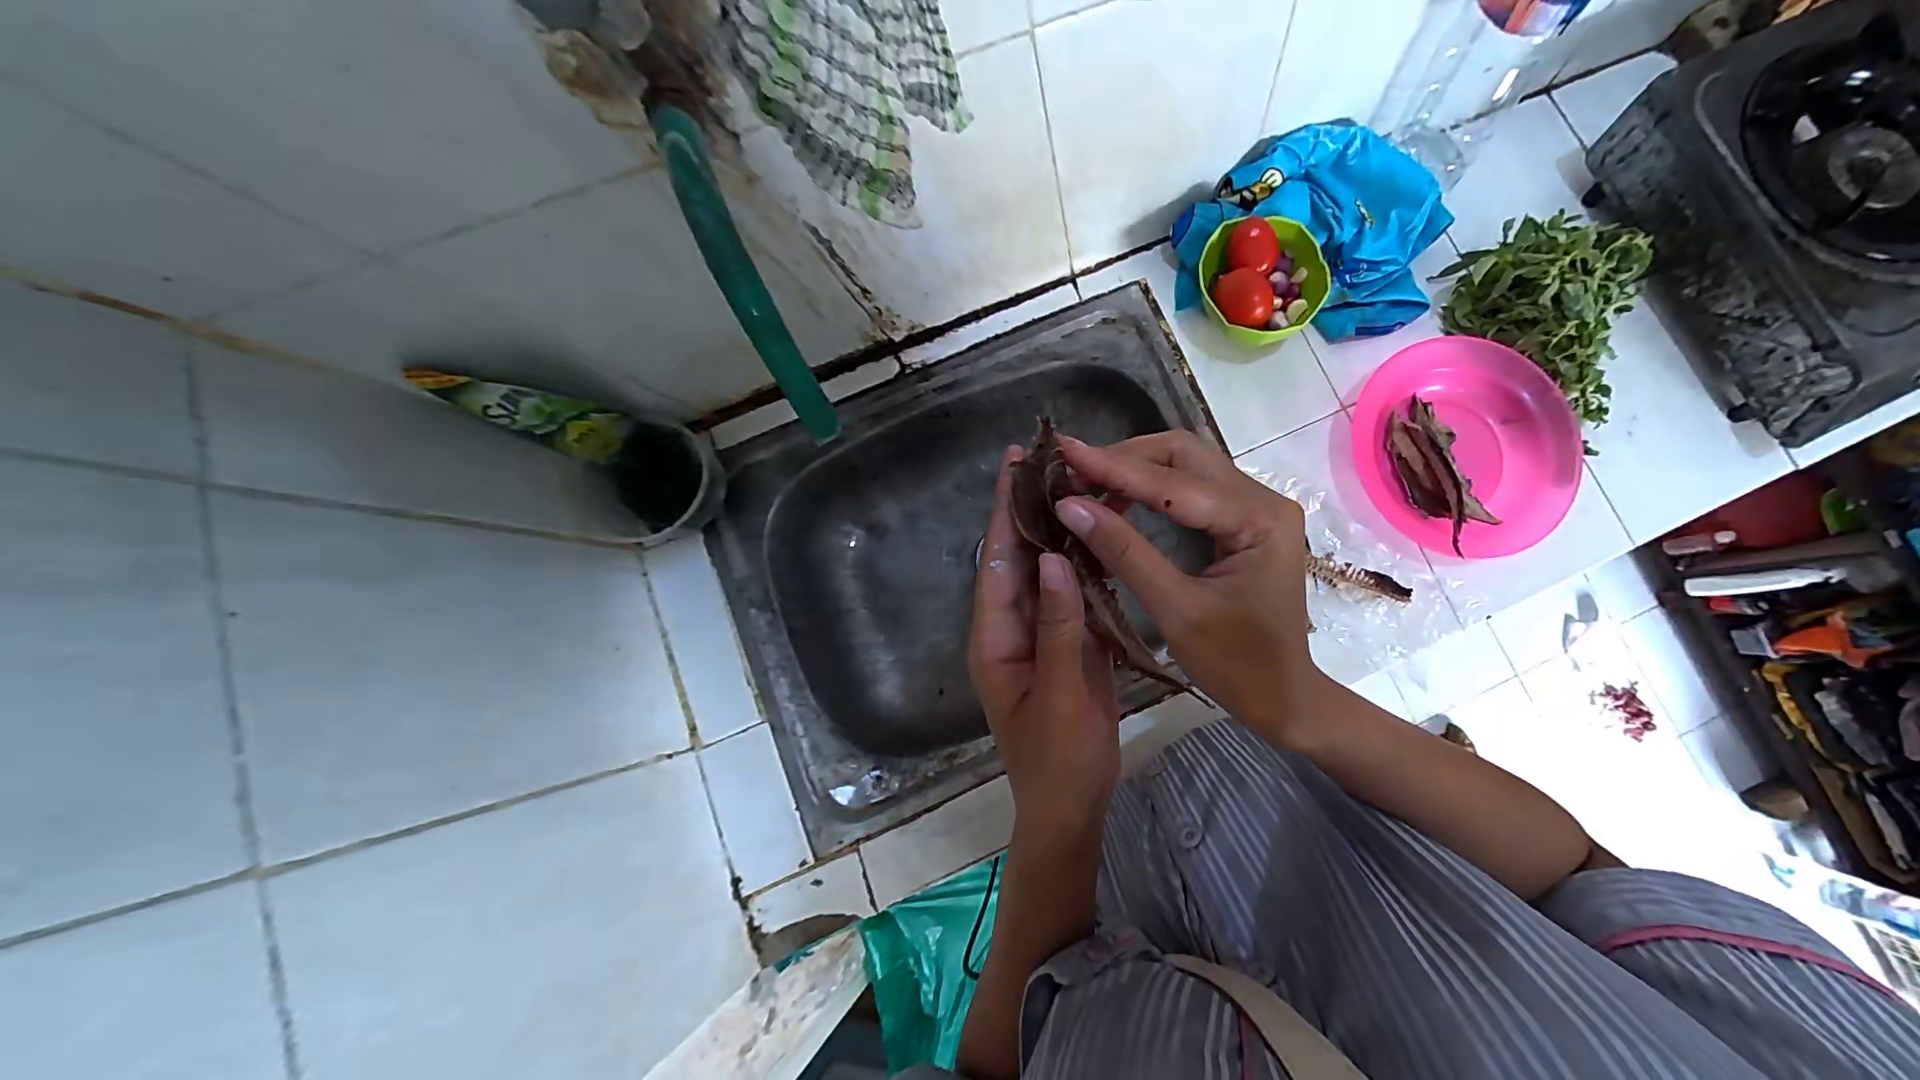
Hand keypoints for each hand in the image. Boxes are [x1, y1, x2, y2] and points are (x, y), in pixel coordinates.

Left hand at [969, 446, 1120, 848]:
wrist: (1072, 802)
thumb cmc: (1058, 757)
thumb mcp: (1060, 693)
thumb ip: (1058, 628)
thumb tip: (1056, 560)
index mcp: (995, 637)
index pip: (997, 563)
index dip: (1005, 513)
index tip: (1014, 465)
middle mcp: (1011, 627)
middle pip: (1018, 559)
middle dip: (1029, 510)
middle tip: (1048, 458)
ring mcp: (1039, 634)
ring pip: (1045, 572)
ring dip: (1058, 530)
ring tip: (1078, 482)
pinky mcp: (1065, 643)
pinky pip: (1071, 595)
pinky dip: (1083, 564)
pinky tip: (1099, 535)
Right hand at [1053, 431, 1329, 747]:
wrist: (1282, 696)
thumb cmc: (1235, 664)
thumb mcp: (1174, 610)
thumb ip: (1124, 553)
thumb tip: (1069, 507)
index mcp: (1257, 520)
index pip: (1173, 481)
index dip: (1113, 467)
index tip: (1064, 452)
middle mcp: (1263, 499)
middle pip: (1183, 454)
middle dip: (1123, 458)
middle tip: (1072, 472)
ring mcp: (1256, 507)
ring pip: (1185, 465)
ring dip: (1134, 468)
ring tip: (1086, 484)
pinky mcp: (1244, 520)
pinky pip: (1190, 487)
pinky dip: (1149, 488)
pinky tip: (1117, 501)